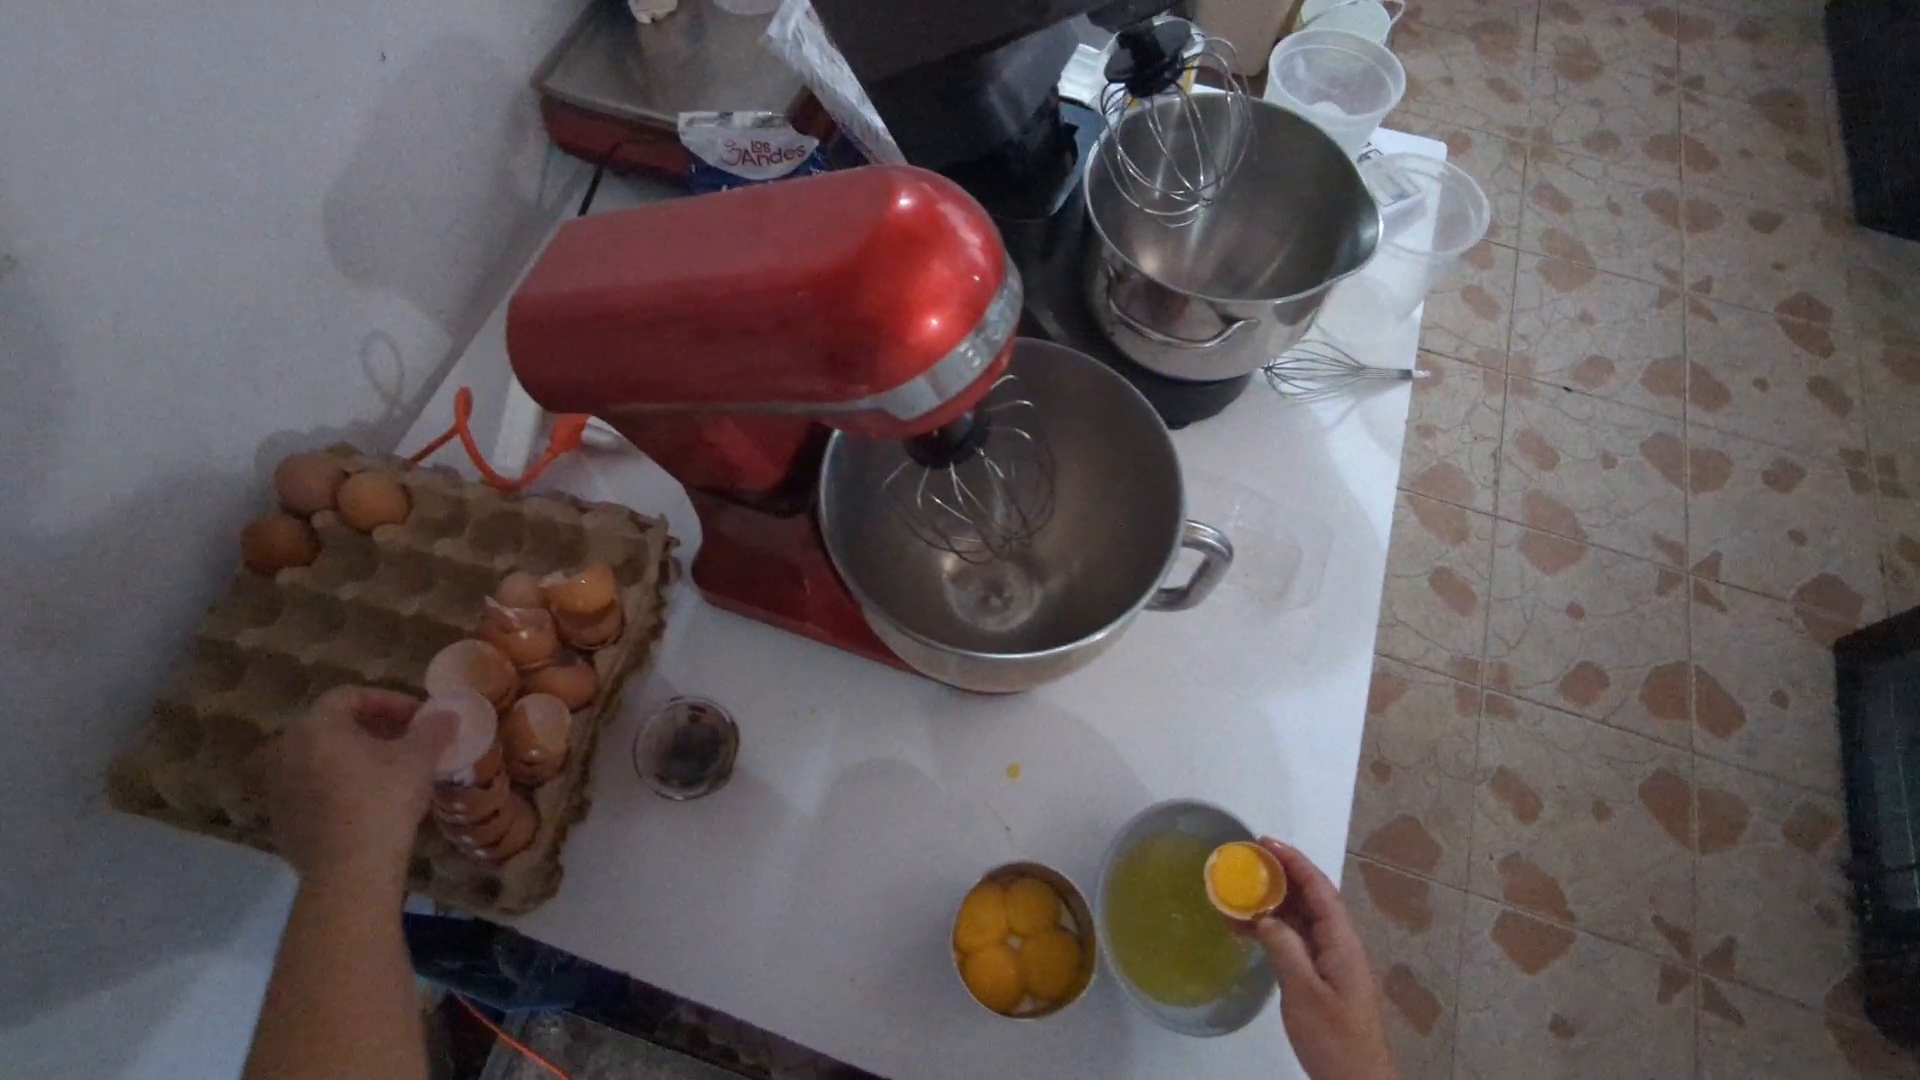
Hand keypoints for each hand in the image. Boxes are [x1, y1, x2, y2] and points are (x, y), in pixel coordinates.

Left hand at [262, 686, 453, 891]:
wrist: (349, 867)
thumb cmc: (384, 799)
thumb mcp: (420, 757)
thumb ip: (434, 729)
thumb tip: (446, 715)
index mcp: (316, 728)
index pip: (350, 695)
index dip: (389, 700)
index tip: (419, 717)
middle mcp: (286, 751)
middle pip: (333, 726)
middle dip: (374, 727)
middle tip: (408, 739)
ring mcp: (278, 787)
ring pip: (322, 757)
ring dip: (356, 755)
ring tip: (392, 769)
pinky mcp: (281, 818)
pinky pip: (314, 786)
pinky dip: (341, 782)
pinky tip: (370, 799)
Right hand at [1241, 839, 1397, 1079]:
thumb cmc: (1334, 1038)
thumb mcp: (1304, 992)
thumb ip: (1284, 948)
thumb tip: (1265, 916)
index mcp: (1342, 942)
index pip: (1319, 889)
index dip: (1294, 861)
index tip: (1265, 843)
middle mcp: (1340, 945)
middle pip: (1311, 898)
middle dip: (1280, 876)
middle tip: (1245, 862)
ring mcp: (1332, 962)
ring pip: (1301, 919)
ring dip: (1272, 903)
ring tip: (1237, 894)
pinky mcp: (1323, 979)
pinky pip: (1296, 940)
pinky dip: (1272, 929)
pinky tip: (1247, 930)